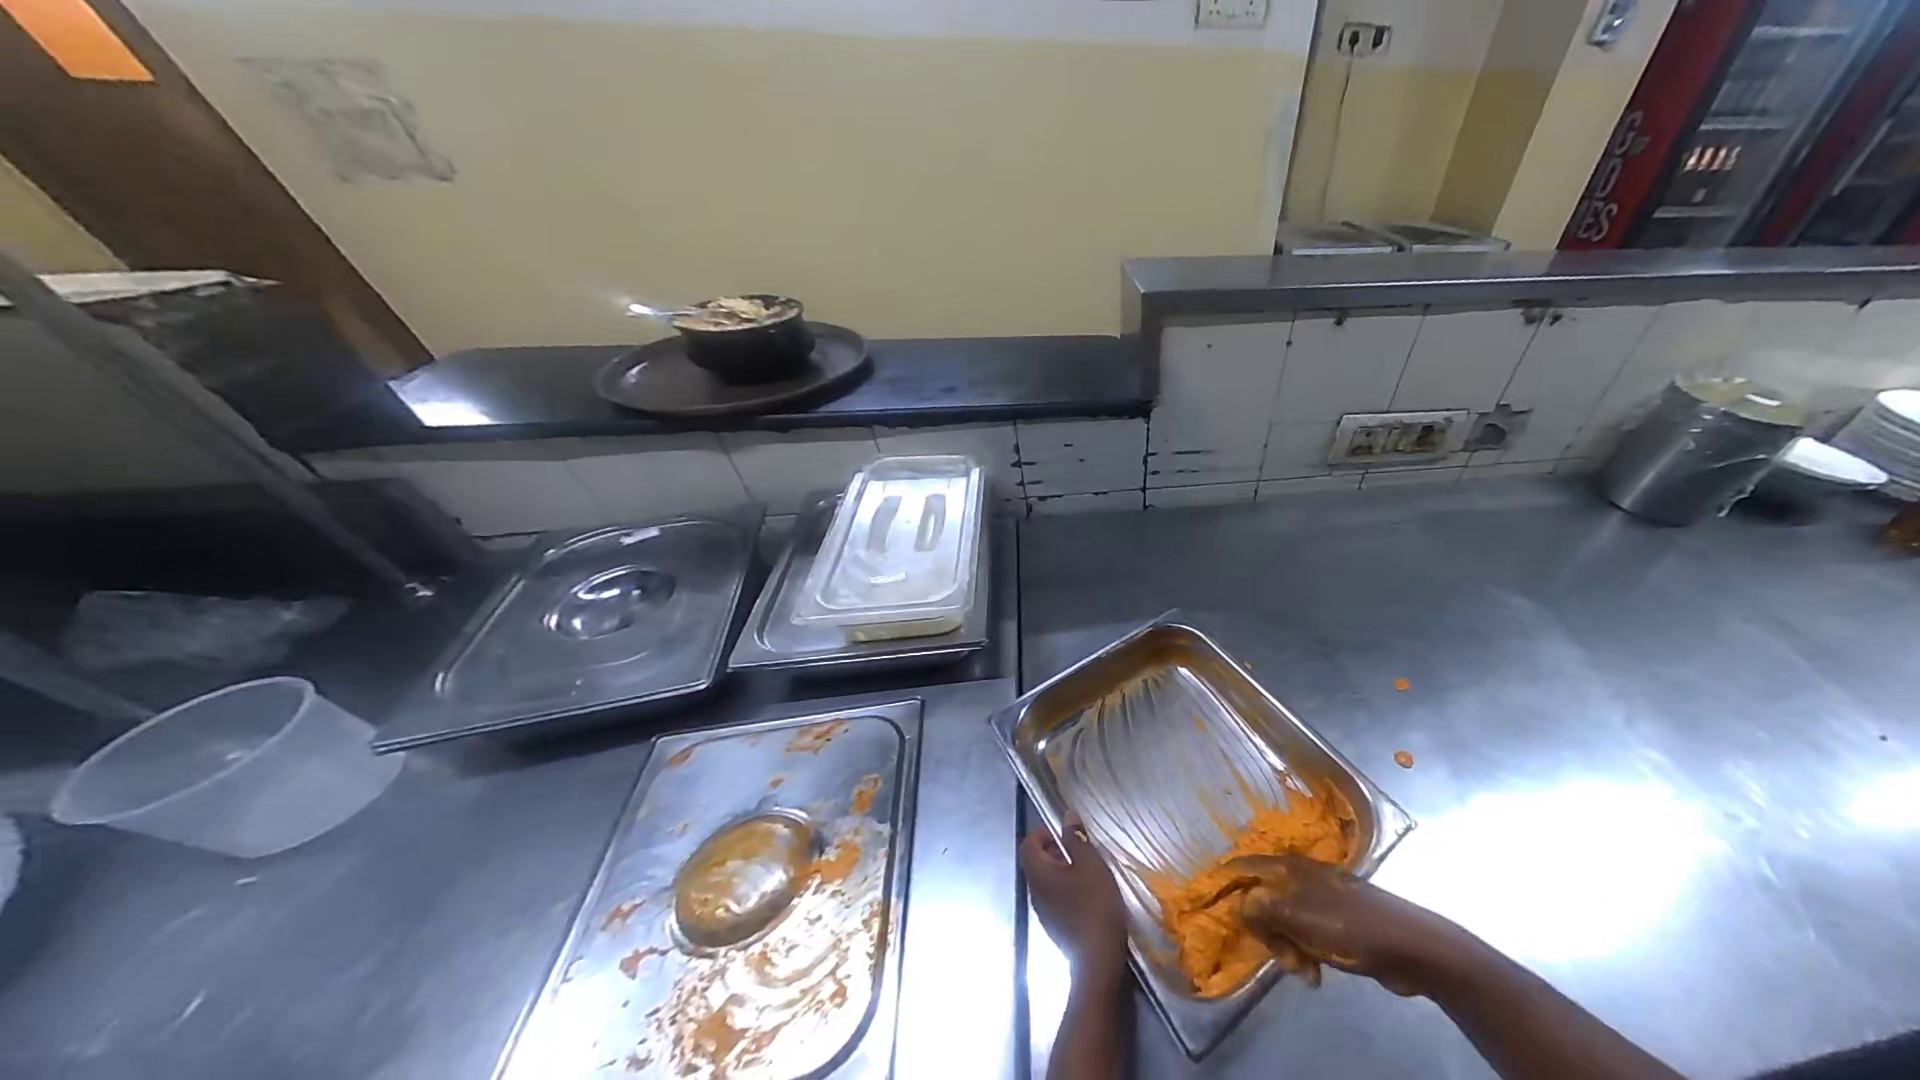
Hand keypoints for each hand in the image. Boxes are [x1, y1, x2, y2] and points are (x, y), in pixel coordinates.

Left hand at [1020, 818, 1128, 980]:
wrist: (1098, 958)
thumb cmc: (1094, 904)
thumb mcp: (1090, 864)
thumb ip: (1076, 838)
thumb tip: (1066, 815)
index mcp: (1038, 872)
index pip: (1027, 843)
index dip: (1043, 834)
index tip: (1065, 836)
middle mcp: (1033, 890)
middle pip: (1035, 862)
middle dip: (1054, 851)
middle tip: (1079, 853)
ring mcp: (1042, 911)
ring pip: (1045, 882)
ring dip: (1061, 872)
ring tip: (1087, 874)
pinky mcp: (1053, 927)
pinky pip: (1053, 899)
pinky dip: (1065, 890)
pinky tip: (1087, 897)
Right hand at [1229, 853, 1472, 996]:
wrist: (1411, 948)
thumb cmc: (1348, 926)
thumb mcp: (1293, 915)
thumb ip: (1256, 907)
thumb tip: (1237, 908)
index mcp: (1285, 867)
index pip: (1239, 868)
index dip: (1221, 885)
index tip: (1209, 910)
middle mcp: (1297, 877)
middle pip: (1258, 900)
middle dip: (1262, 931)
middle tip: (1278, 955)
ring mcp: (1317, 899)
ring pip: (1280, 922)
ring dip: (1284, 948)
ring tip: (1303, 971)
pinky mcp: (1334, 923)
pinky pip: (1303, 936)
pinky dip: (1304, 954)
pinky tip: (1315, 975)